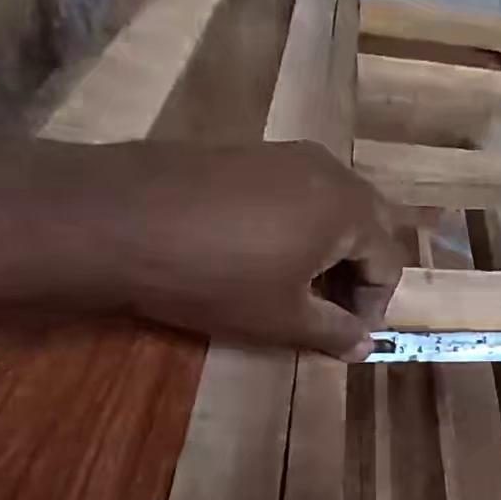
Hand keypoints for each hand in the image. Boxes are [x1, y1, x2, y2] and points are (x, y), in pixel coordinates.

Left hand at [92, 140, 402, 359]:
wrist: (111, 219)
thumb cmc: (213, 276)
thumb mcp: (281, 317)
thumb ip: (335, 331)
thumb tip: (367, 346)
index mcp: (351, 211)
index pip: (389, 262)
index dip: (375, 304)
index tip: (349, 334)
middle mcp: (332, 173)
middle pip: (372, 225)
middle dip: (361, 269)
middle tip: (333, 303)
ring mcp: (290, 156)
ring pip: (337, 204)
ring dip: (334, 245)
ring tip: (300, 278)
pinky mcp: (252, 152)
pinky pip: (300, 190)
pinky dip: (303, 222)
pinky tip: (264, 247)